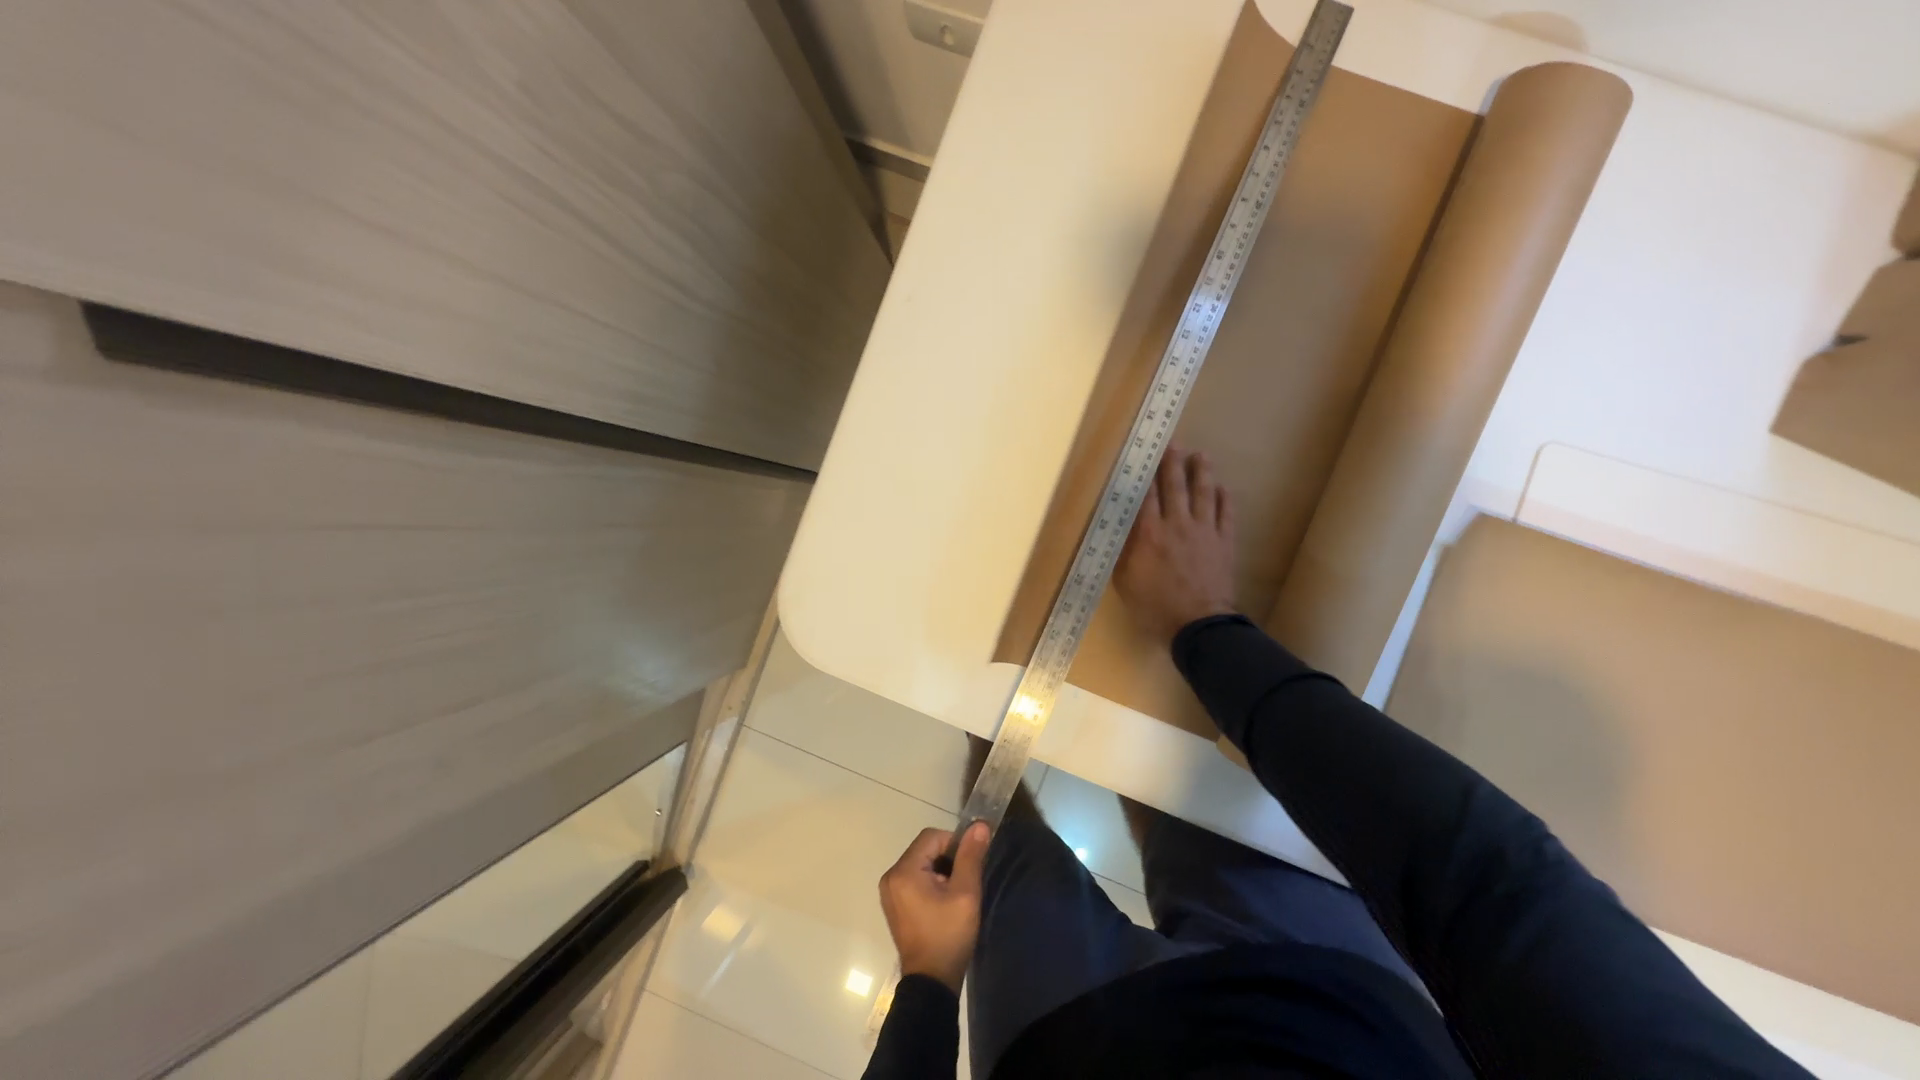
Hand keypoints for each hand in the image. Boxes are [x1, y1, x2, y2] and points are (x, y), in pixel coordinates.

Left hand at [878, 822, 989, 992]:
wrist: (932, 981)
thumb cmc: (949, 935)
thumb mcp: (966, 893)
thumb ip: (971, 856)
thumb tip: (979, 825)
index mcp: (903, 871)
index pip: (932, 836)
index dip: (954, 845)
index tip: (969, 867)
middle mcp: (891, 876)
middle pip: (924, 849)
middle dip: (947, 860)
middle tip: (963, 885)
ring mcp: (889, 892)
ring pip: (920, 864)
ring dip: (940, 872)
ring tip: (954, 897)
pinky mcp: (894, 904)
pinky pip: (914, 880)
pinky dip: (930, 884)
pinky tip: (943, 905)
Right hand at [1114, 444, 1236, 645]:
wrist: (1197, 625)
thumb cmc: (1154, 607)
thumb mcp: (1125, 581)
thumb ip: (1122, 552)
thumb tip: (1118, 530)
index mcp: (1148, 533)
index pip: (1145, 495)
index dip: (1144, 473)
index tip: (1142, 455)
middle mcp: (1176, 524)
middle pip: (1174, 486)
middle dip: (1172, 462)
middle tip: (1173, 442)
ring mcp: (1204, 531)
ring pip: (1203, 492)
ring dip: (1201, 471)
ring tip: (1200, 455)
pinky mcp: (1224, 542)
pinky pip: (1225, 513)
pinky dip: (1223, 498)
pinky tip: (1222, 487)